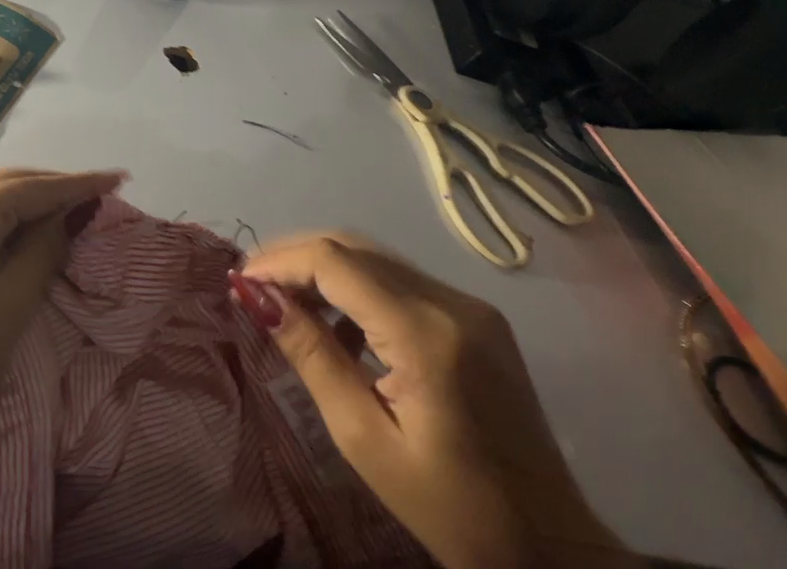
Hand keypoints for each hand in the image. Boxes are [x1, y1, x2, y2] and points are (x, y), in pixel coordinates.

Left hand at [0, 168, 123, 433]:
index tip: (118, 178)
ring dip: (28, 201)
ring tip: (69, 212)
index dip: (80, 184)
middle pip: (10, 183)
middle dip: (54, 187)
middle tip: (99, 195)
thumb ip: (47, 246)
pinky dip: (3, 217)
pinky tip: (23, 232)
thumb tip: (69, 214)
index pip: (37, 187)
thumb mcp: (17, 297)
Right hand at [231, 235, 642, 568]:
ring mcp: (472, 308)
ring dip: (324, 270)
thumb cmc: (446, 503)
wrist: (548, 543)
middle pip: (355, 248)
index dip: (278, 262)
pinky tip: (336, 325)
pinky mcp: (478, 320)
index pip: (335, 263)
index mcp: (427, 334)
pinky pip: (401, 282)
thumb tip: (255, 297)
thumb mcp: (362, 435)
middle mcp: (454, 303)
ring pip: (377, 259)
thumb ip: (311, 355)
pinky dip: (357, 288)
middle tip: (253, 289)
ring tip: (283, 305)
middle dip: (295, 258)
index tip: (238, 282)